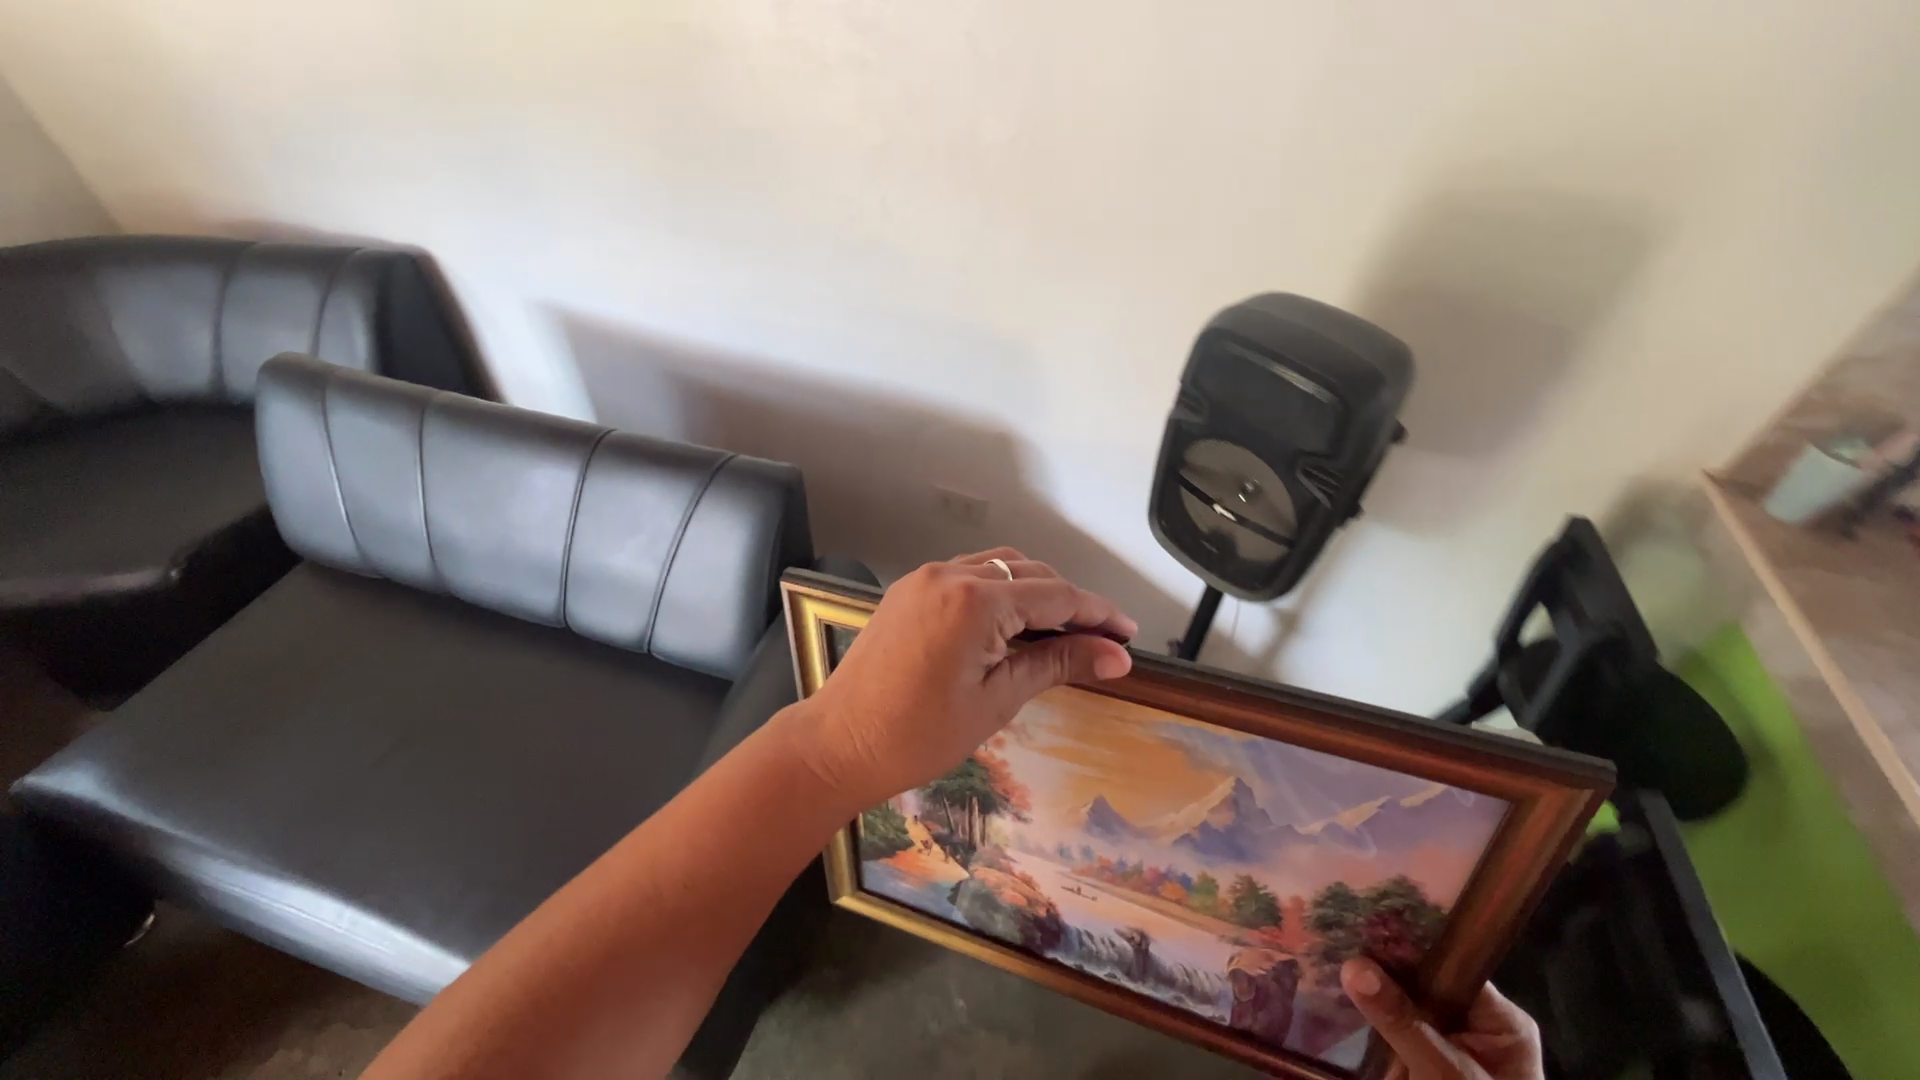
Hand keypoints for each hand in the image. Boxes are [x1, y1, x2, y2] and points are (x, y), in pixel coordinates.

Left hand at [790, 548, 1135, 810]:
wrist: (838, 743)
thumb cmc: (919, 735)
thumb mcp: (997, 700)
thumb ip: (1058, 664)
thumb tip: (1117, 655)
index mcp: (975, 600)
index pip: (1056, 596)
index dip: (1099, 614)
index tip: (1129, 635)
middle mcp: (951, 574)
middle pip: (1030, 574)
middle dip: (1070, 602)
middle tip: (1101, 639)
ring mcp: (925, 578)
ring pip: (999, 567)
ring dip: (1035, 591)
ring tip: (1063, 631)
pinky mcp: (909, 590)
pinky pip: (969, 575)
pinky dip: (1000, 591)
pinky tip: (1013, 623)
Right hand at [1341, 959, 1543, 1079]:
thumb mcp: (1444, 1076)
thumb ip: (1402, 1022)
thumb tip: (1353, 965)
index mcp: (1500, 1020)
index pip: (1448, 963)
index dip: (1404, 946)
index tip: (1356, 930)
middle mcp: (1478, 1022)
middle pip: (1425, 980)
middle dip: (1382, 967)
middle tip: (1333, 943)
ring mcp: (1452, 1042)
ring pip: (1407, 1002)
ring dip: (1372, 991)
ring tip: (1328, 961)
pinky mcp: (1429, 1061)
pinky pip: (1398, 1027)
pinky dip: (1373, 1017)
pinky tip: (1339, 998)